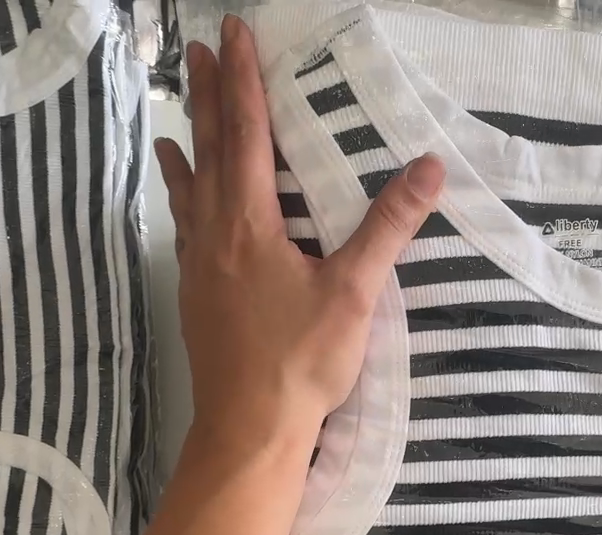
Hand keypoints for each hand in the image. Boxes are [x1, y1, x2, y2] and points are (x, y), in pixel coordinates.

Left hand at [156, 15, 445, 452]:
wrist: (248, 427)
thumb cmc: (300, 362)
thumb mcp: (353, 294)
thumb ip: (387, 228)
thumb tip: (429, 168)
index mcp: (249, 225)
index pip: (245, 135)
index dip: (242, 80)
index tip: (234, 33)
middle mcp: (213, 237)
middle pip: (208, 153)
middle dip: (206, 100)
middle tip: (198, 53)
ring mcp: (198, 271)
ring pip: (188, 196)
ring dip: (185, 153)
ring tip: (172, 127)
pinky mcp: (195, 302)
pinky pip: (185, 236)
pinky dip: (182, 209)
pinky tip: (185, 218)